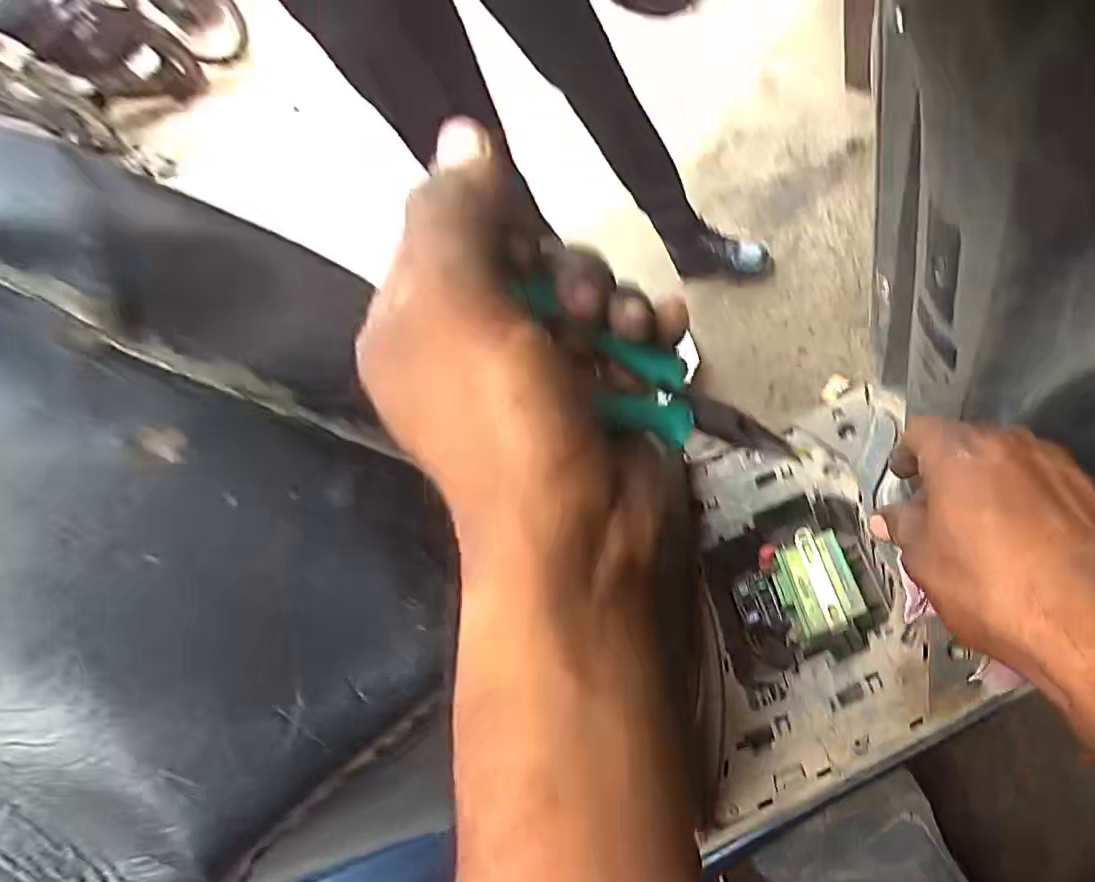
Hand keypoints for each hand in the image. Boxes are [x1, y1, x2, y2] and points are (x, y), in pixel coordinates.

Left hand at [357, 119, 686, 594]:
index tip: (527, 238)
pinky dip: (656, 328)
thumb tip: (467, 136)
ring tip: (629, 332)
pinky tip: (670, 331)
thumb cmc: (506, 425)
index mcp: (424, 325)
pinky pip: (636, 336)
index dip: (499, 223)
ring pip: (594, 297)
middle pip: (535, 262)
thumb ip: (455, 217)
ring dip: (619, 301)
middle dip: (568, 272)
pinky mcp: (614, 394)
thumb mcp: (459, 313)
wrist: (581, 533)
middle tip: (578, 309)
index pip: (457, 236)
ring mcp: (556, 373)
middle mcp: (488, 345)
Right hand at [870, 418, 1094, 682]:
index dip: (906, 454)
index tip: (903, 475)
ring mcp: (1055, 463)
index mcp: (960, 454)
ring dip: (989, 485)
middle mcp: (1009, 444)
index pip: (921, 432)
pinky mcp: (1089, 488)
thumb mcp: (927, 564)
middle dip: (949, 471)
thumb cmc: (992, 588)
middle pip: (968, 444)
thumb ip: (905, 529)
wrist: (1089, 619)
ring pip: (1008, 463)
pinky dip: (1026, 500)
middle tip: (938, 509)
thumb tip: (889, 517)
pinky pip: (1043, 484)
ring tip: (983, 528)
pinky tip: (1025, 540)